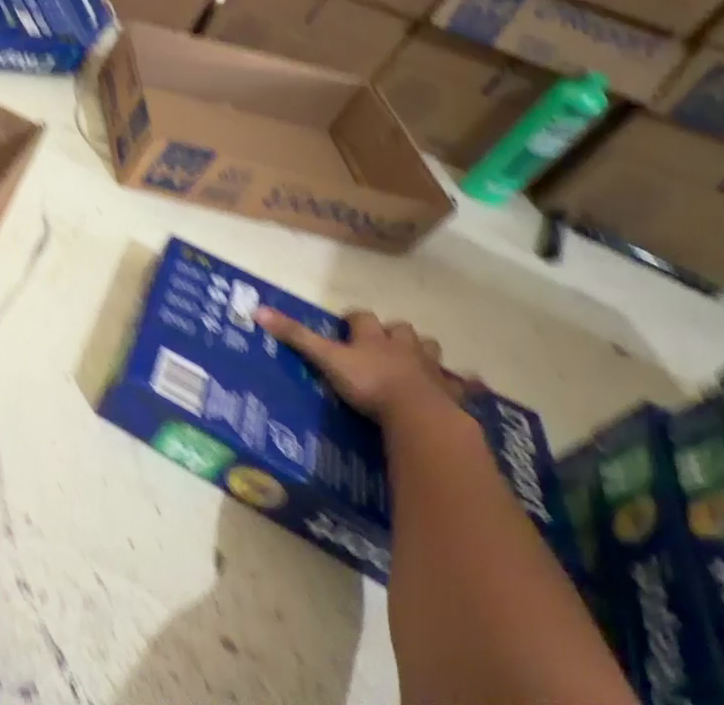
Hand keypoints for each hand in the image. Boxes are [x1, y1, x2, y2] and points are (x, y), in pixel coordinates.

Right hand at [255, 307, 461, 425]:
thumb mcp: (326, 359)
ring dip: (422, 352)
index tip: (345, 325)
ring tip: (413, 362)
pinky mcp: (450, 391)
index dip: (353, 319)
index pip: (362, 317)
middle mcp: (403, 347)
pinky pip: (463, 384)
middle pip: (401, 329)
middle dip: (393, 333)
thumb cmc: (368, 383)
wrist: (417, 413)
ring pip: (430, 349)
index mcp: (373, 338)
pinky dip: (463, 383)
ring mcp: (430, 368)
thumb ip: (297, 337)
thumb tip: (258, 310)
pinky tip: (465, 386)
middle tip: (380, 345)